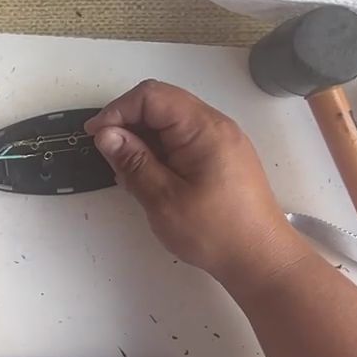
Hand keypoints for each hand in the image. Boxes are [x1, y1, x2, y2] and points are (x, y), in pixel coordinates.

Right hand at [85, 80, 309, 291]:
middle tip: (106, 152)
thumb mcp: (163, 198)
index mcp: (203, 128)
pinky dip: (157, 149)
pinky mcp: (219, 156)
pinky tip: (147, 176)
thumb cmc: (213, 231)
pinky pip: (180, 139)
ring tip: (125, 170)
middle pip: (161, 103)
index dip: (118, 110)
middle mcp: (214, 125)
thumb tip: (105, 134)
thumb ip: (133, 161)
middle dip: (127, 122)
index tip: (95, 136)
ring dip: (141, 138)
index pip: (152, 96)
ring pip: (169, 121)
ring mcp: (219, 140)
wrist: (261, 260)